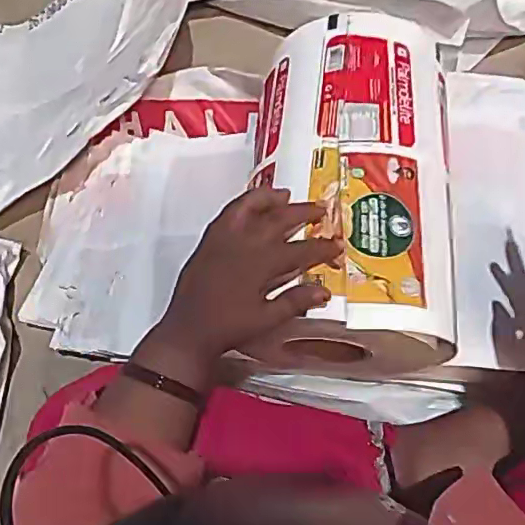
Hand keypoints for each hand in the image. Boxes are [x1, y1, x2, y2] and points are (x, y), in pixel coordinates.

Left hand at [147, 187, 341, 370]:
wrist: (188, 330)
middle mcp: (244, 244)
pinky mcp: (208, 240)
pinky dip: (243, 203)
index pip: (300, 250)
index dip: (321, 247)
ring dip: (271, 199)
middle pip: (279, 221)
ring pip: (252, 208)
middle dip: (304, 213)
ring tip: (286, 194)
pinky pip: (228, 213)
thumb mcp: (266, 319)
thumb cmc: (228, 328)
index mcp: (262, 264)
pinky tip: (250, 204)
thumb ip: (295, 302)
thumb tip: (323, 292)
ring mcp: (224, 239)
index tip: (336, 246)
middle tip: (322, 210)